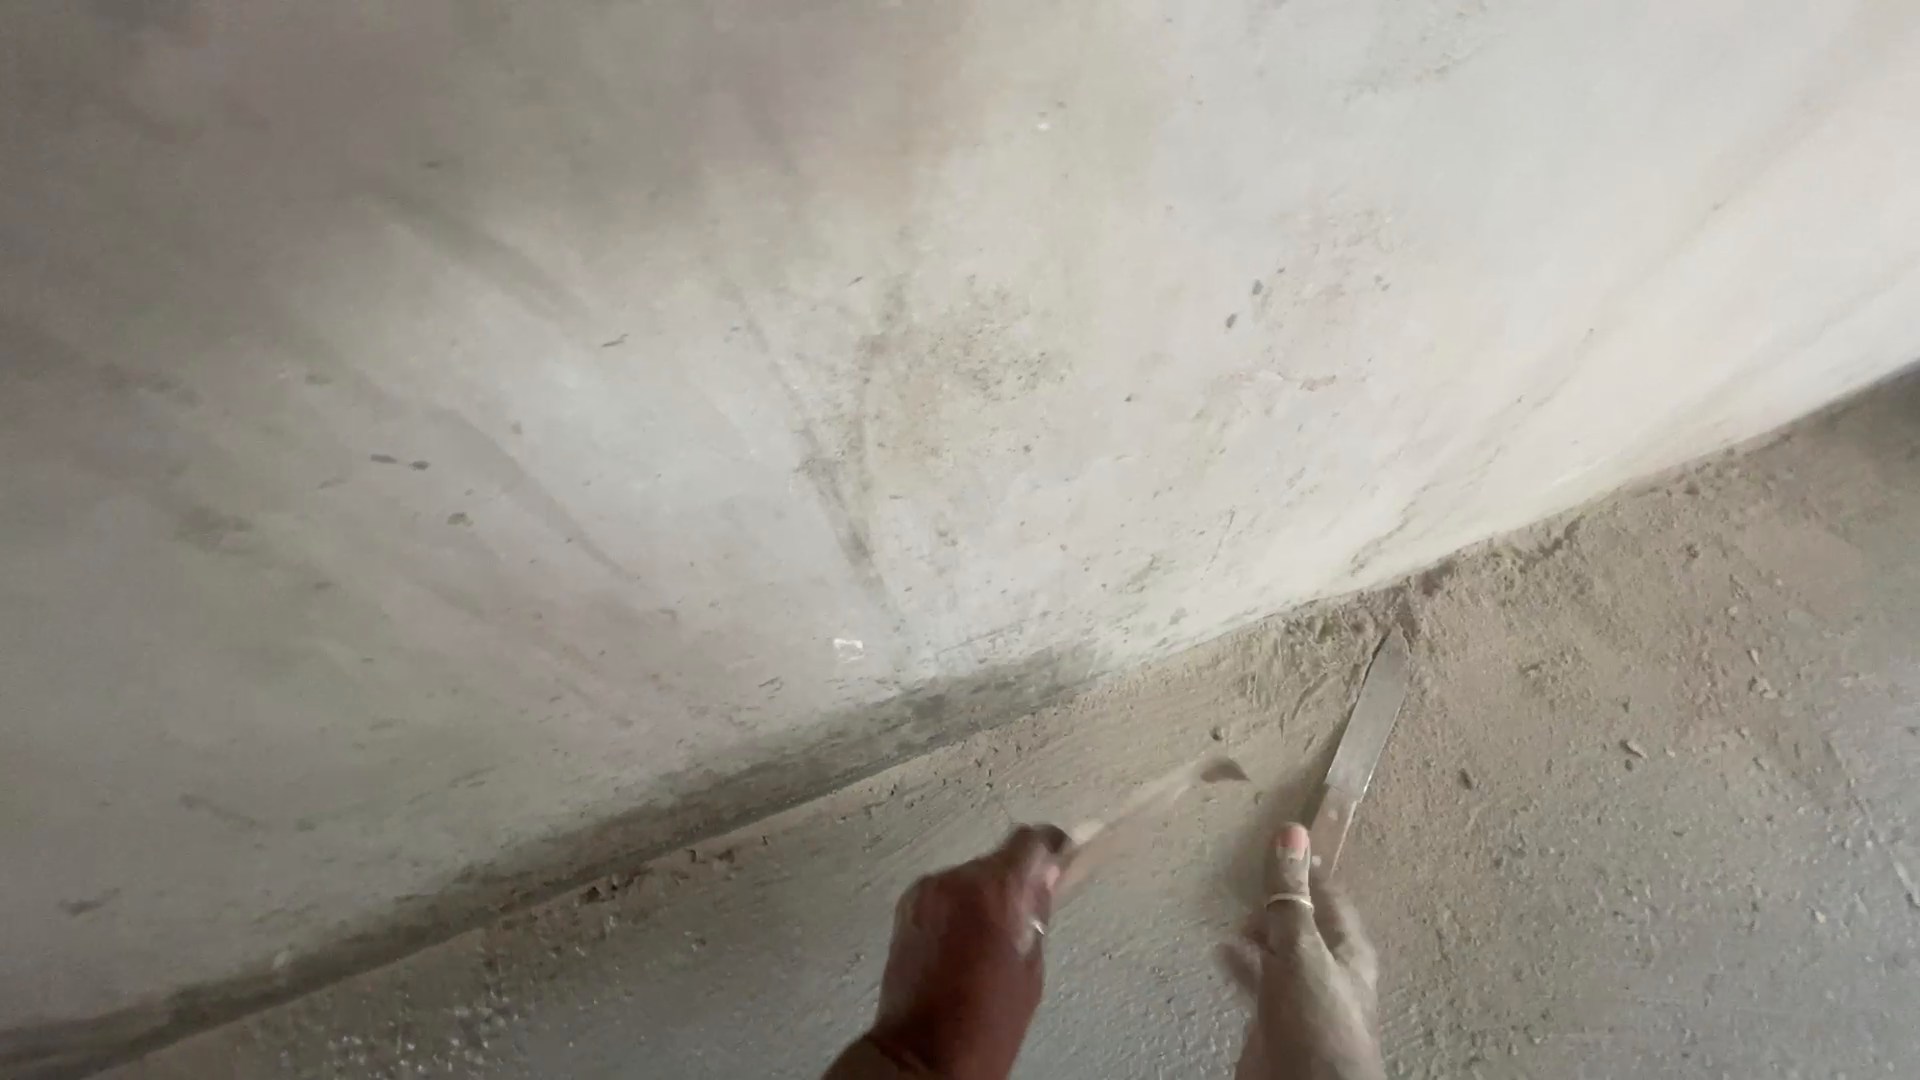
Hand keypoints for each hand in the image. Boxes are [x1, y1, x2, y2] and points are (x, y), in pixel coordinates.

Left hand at [829, 826, 1066, 1079]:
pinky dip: (958, 904)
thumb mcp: (1029, 971)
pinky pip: (944, 890)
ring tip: (992, 936)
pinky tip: (964, 939)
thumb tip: (1045, 878)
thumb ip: (1037, 914)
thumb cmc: (984, 1025)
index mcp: (995, 890)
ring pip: (969, 875)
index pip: (1029, 841)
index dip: (1049, 845)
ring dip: (984, 893)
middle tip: (1025, 914)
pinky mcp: (907, 905)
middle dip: (1014, 879)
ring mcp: (927, 889)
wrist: (921, 1056)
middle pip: (997, 859)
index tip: (1059, 855)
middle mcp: (957, 879)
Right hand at [1229, 824, 1383, 1079]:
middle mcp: (1328, 968)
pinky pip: (1257, 976)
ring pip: (1277, 947)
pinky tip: (1221, 950)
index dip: (1305, 866)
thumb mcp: (1301, 948)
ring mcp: (1301, 993)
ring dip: (1257, 929)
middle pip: (1302, 920)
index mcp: (1348, 949)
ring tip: (1231, 911)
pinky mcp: (1276, 1015)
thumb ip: (1291, 893)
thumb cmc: (1315, 1018)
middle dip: (1277, 899)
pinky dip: (1241, 959)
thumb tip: (1292, 829)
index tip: (1276, 837)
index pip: (1328, 893)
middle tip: (1246, 876)